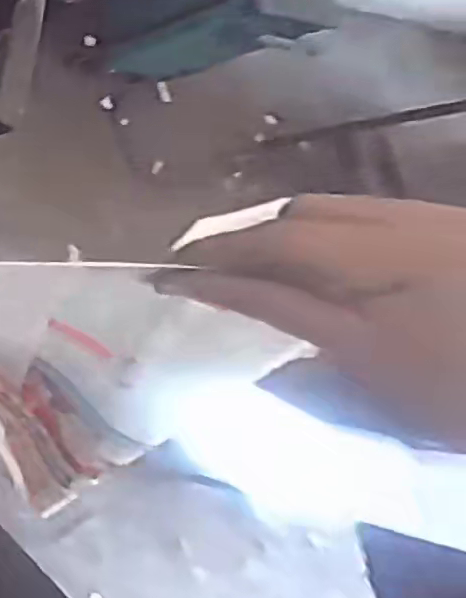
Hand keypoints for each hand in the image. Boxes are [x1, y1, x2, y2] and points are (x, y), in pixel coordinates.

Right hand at [156, 194, 465, 446]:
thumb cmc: (465, 386)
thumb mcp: (363, 360)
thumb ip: (276, 311)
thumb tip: (197, 286)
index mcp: (377, 253)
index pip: (266, 242)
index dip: (207, 256)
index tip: (161, 276)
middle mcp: (412, 224)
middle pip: (301, 213)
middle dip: (246, 238)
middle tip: (206, 270)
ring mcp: (451, 227)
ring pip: (344, 211)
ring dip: (290, 234)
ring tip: (262, 268)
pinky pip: (385, 220)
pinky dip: (339, 237)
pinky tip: (335, 269)